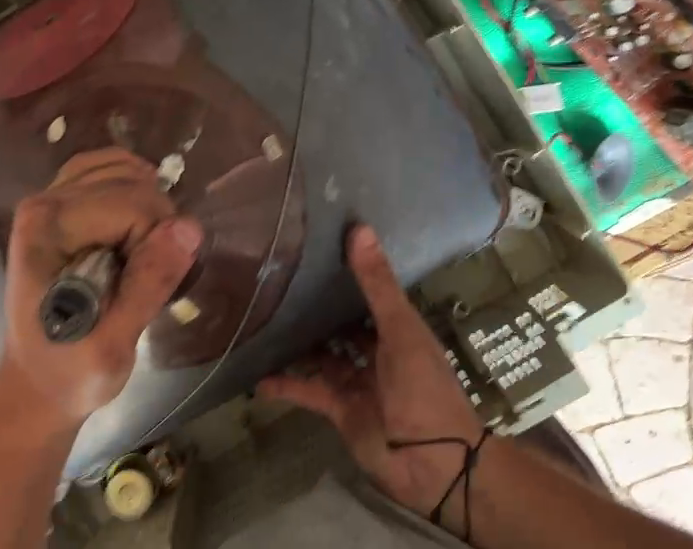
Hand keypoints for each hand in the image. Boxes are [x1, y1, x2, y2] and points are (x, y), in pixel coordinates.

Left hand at [0, 149, 203, 427]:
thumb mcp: (113, 347)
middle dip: (155, 224)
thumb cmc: (71, 372)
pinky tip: (137, 222)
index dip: (154, 242)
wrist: (35, 384)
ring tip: (140, 252)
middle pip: (131, 182)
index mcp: (48, 228)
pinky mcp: (59, 201)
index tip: (142, 288)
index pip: (133, 203)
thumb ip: (148, 284)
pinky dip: (133, 187)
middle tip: (144, 275)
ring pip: (125, 168)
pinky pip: (108, 168)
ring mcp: (48, 196)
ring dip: (147, 205)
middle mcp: (44, 200)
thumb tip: (188, 228)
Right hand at [258, 225, 485, 529]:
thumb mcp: (401, 330)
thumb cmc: (425, 388)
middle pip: (342, 325)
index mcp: (398, 329)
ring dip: (298, 343)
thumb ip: (377, 284)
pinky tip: (258, 376)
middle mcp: (377, 352)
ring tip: (262, 319)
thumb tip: (358, 228)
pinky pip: (308, 391)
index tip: (315, 248)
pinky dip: (285, 385)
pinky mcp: (340, 410)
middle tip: (278, 279)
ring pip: (322, 355)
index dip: (347, 273)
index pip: (369, 294)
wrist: (434, 464)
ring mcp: (357, 382)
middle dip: (317, 307)